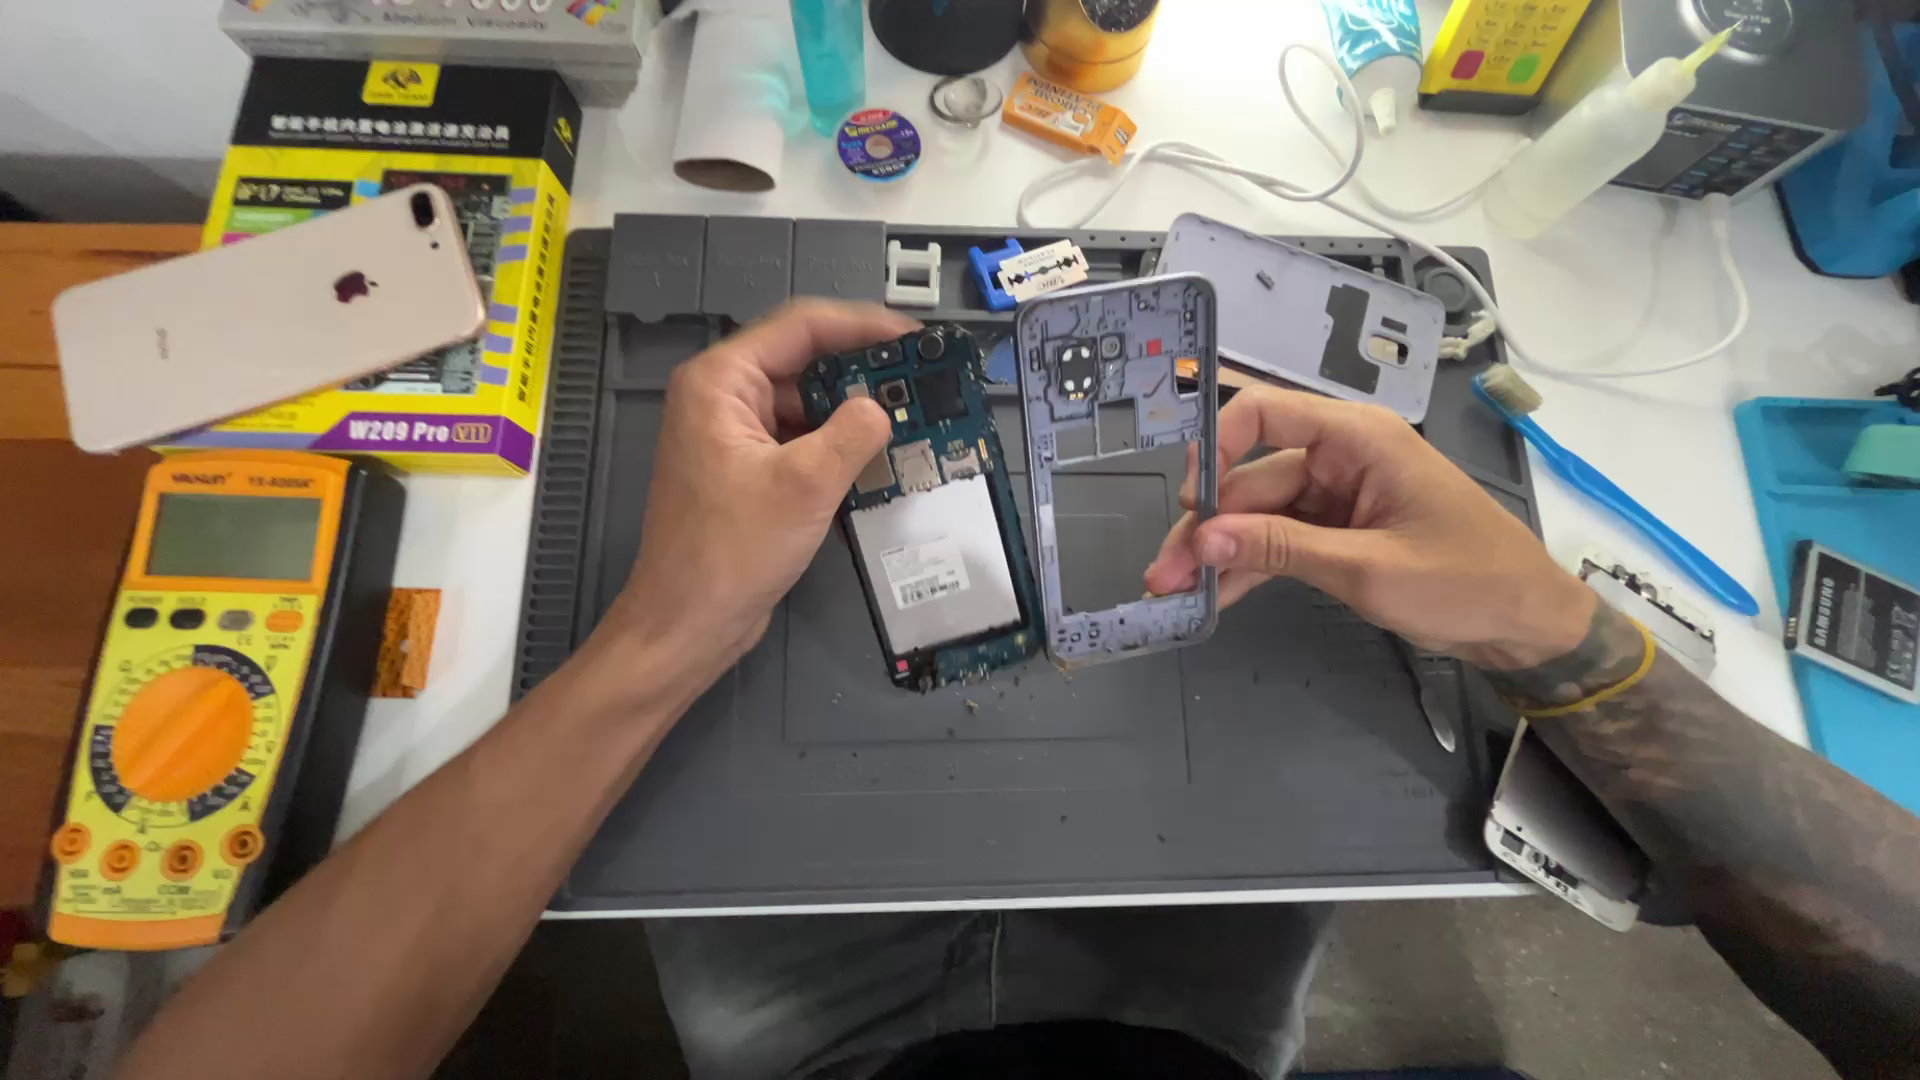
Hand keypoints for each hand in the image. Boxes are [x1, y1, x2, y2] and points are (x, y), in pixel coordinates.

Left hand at [598, 300, 918, 691]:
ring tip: (909, 418)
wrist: (690, 623)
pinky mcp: (750, 471)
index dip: (864, 325)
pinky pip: (802, 441)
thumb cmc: (734, 550)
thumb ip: (851, 434)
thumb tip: (880, 411)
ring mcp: (736, 437)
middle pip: (805, 363)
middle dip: (862, 372)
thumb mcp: (804, 485)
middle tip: (920, 381)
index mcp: (722, 382)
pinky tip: (877, 458)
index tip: (915, 337)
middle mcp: (724, 398)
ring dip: (854, 413)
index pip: (802, 327)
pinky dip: (838, 446)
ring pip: (807, 405)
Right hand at [1142, 387, 1595, 670]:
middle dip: (1204, 529)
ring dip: (1215, 554)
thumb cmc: (1468, 583)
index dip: (1216, 448)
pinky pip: (1274, 541)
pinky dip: (1246, 567)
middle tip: (1163, 576)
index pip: (1263, 414)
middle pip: (1247, 480)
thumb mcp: (1368, 568)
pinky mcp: (1332, 530)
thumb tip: (1203, 542)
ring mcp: (1332, 496)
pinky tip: (1214, 595)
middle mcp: (1336, 458)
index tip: (1193, 503)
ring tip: (1171, 592)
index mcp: (1356, 439)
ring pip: (1252, 516)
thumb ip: (1280, 548)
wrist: (1526, 626)